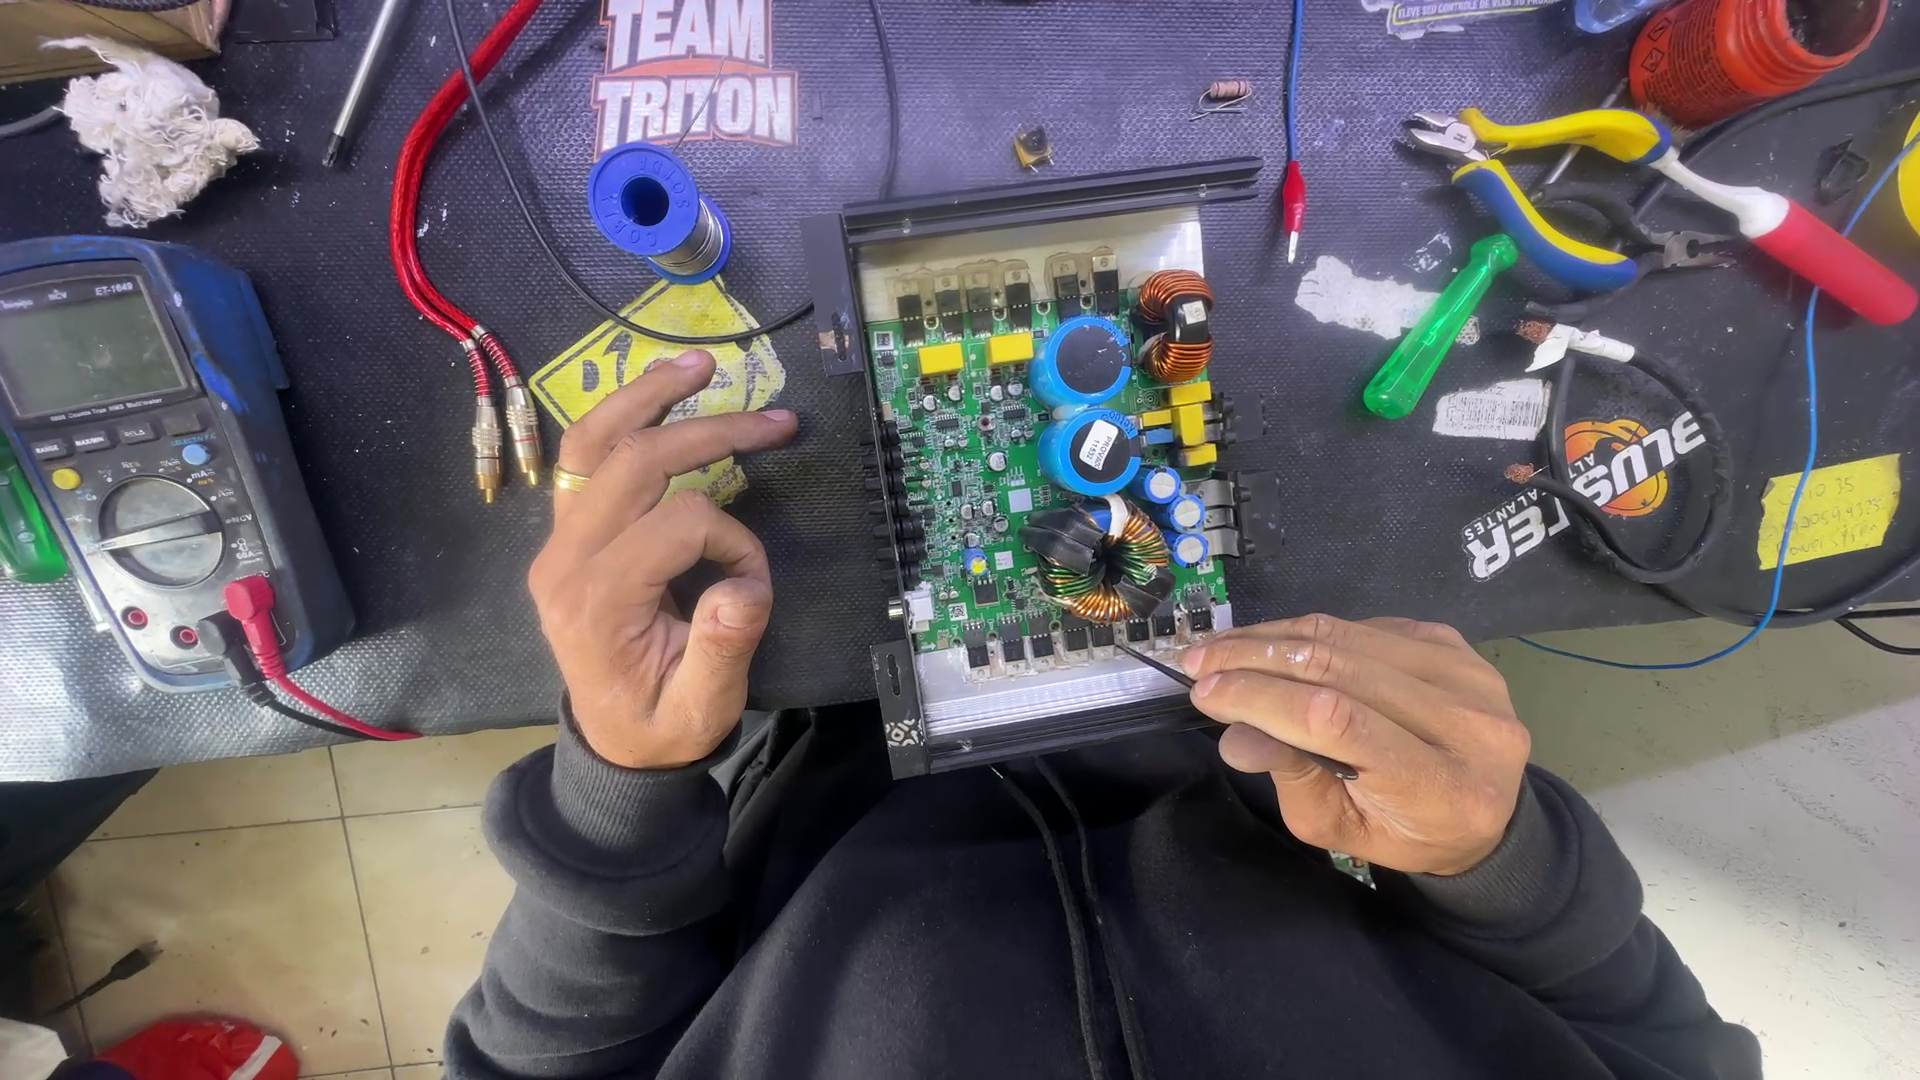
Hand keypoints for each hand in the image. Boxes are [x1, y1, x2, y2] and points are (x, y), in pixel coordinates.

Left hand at [527, 350, 798, 768]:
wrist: (613, 742)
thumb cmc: (662, 724)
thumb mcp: (704, 707)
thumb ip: (723, 649)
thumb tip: (745, 586)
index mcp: (600, 600)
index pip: (680, 522)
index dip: (734, 540)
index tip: (754, 580)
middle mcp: (568, 558)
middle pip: (636, 460)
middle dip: (713, 432)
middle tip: (777, 420)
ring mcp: (561, 540)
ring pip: (593, 441)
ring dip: (651, 397)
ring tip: (701, 363)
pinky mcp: (570, 534)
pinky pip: (585, 459)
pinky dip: (625, 418)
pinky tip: (662, 395)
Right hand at [1183, 614, 1529, 875]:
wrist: (1479, 811)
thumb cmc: (1400, 831)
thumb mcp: (1336, 828)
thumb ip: (1290, 778)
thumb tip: (1234, 735)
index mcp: (1443, 788)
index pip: (1336, 721)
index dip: (1261, 698)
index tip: (1204, 692)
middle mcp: (1469, 722)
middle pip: (1336, 668)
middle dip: (1251, 659)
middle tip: (1198, 662)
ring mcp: (1468, 674)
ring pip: (1343, 636)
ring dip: (1268, 637)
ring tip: (1219, 647)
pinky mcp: (1454, 644)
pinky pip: (1359, 625)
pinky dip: (1304, 632)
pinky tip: (1271, 646)